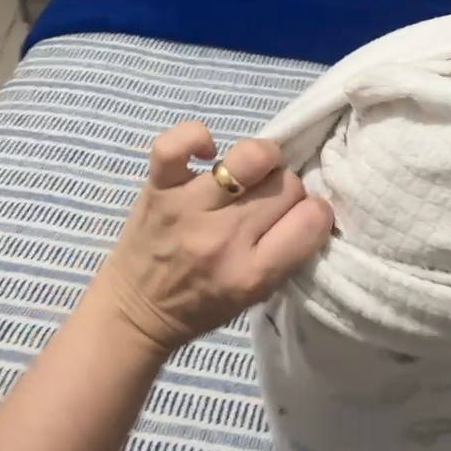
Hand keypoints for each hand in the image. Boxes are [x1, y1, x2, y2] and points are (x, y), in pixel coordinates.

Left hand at [88, 123, 333, 354]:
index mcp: (252, 274)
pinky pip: (176, 144)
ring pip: (251, 157)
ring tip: (248, 173)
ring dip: (260, 159)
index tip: (299, 218)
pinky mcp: (158, 188)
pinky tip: (205, 152)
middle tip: (266, 204)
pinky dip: (194, 137)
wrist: (134, 313)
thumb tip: (310, 203)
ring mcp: (188, 209)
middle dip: (285, 190)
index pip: (313, 219)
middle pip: (287, 184)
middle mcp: (223, 239)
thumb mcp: (256, 296)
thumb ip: (287, 252)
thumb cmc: (202, 305)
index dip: (315, 213)